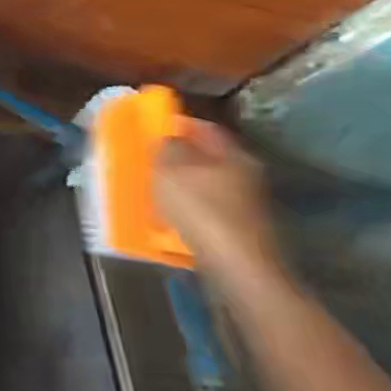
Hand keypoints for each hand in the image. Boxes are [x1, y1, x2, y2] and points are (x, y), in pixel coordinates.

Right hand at [154, 121, 285, 288]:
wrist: (235, 266)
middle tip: (145, 158)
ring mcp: (244, 204)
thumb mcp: (171, 169)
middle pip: (204, 157)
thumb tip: (167, 138)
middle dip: (174, 156)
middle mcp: (245, 175)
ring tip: (149, 188)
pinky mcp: (237, 228)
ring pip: (203, 184)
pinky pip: (204, 209)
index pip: (204, 128)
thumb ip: (166, 146)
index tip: (150, 126)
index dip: (176, 123)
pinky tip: (166, 217)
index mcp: (234, 156)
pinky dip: (184, 208)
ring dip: (177, 184)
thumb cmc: (201, 209)